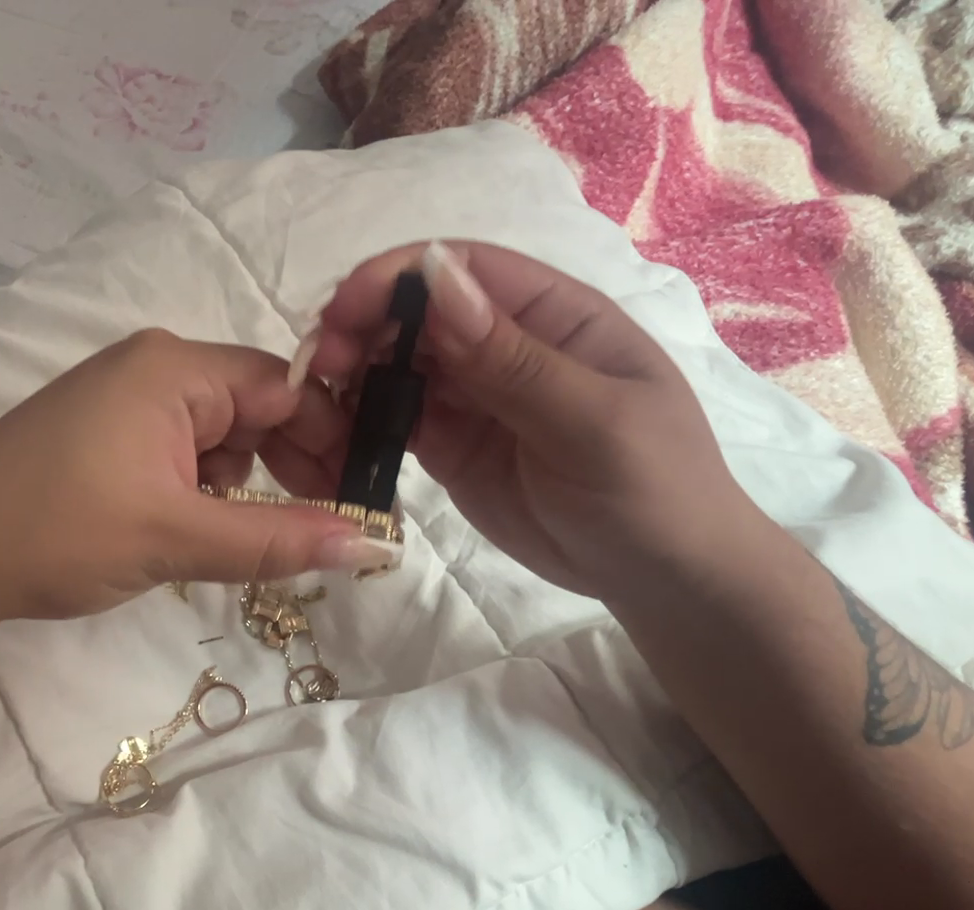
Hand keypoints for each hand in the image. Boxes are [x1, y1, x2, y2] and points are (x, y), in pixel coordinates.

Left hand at [0, 330, 391, 629]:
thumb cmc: (57, 534)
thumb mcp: (176, 539)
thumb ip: (276, 540)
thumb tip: (373, 545)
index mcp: (171, 368)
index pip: (284, 386)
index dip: (328, 440)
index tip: (357, 500)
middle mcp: (150, 369)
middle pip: (254, 408)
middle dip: (290, 466)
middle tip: (319, 529)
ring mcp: (122, 402)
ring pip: (220, 437)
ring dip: (244, 484)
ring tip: (244, 537)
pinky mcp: (104, 436)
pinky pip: (180, 452)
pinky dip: (203, 489)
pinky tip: (195, 529)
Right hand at [301, 241, 768, 602]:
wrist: (657, 574)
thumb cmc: (650, 487)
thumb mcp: (592, 421)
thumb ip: (514, 358)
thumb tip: (437, 279)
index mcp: (551, 315)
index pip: (464, 271)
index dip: (398, 278)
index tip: (342, 311)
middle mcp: (503, 345)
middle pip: (417, 314)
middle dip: (363, 327)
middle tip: (317, 366)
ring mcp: (473, 397)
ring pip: (397, 365)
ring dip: (353, 374)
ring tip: (315, 401)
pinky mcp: (449, 445)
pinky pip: (395, 420)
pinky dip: (361, 421)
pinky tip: (334, 434)